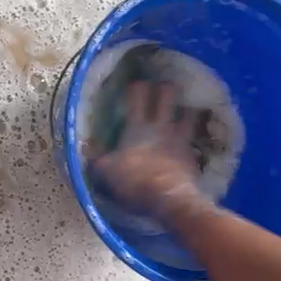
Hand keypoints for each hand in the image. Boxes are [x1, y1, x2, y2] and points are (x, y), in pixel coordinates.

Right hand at [90, 80, 209, 224]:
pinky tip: (192, 141)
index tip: (137, 82)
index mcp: (137, 127)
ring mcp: (180, 140)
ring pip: (187, 116)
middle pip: (167, 98)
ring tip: (188, 107)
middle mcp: (161, 128)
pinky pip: (194, 141)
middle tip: (166, 85)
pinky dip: (193, 139)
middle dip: (166, 89)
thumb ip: (96, 159)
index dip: (137, 87)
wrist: (169, 198)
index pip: (138, 97)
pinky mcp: (192, 156)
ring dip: (187, 110)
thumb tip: (86, 150)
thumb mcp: (105, 171)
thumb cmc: (134, 180)